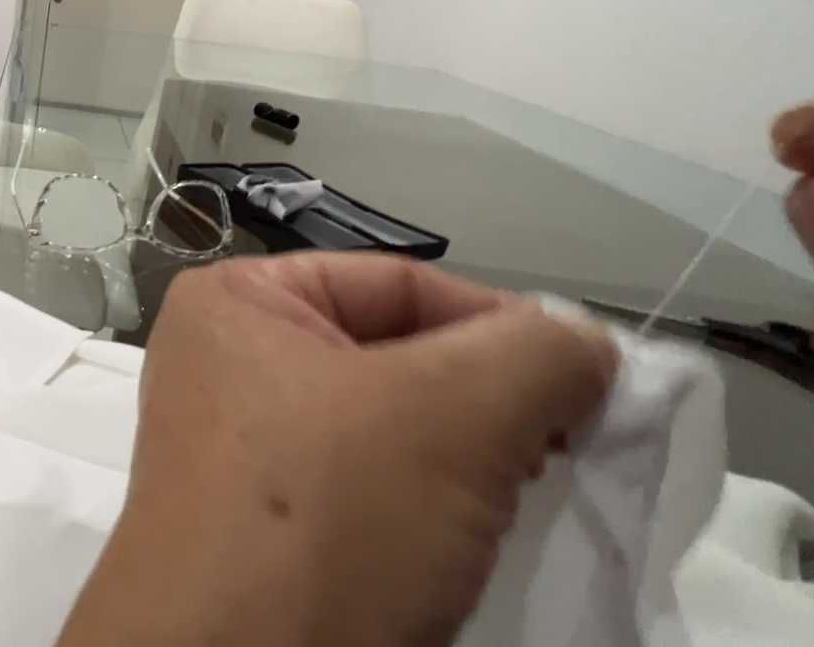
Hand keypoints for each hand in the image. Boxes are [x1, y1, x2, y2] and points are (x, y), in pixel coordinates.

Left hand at [56, 253, 616, 646]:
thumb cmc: (326, 514)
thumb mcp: (450, 413)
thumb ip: (535, 355)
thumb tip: (582, 340)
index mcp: (238, 299)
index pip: (396, 282)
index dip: (501, 322)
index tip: (590, 385)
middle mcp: (222, 357)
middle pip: (388, 350)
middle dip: (480, 396)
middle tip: (555, 447)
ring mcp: (231, 439)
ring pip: (376, 420)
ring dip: (458, 453)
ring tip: (511, 494)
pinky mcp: (251, 512)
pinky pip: (352, 478)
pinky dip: (416, 496)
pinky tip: (460, 532)